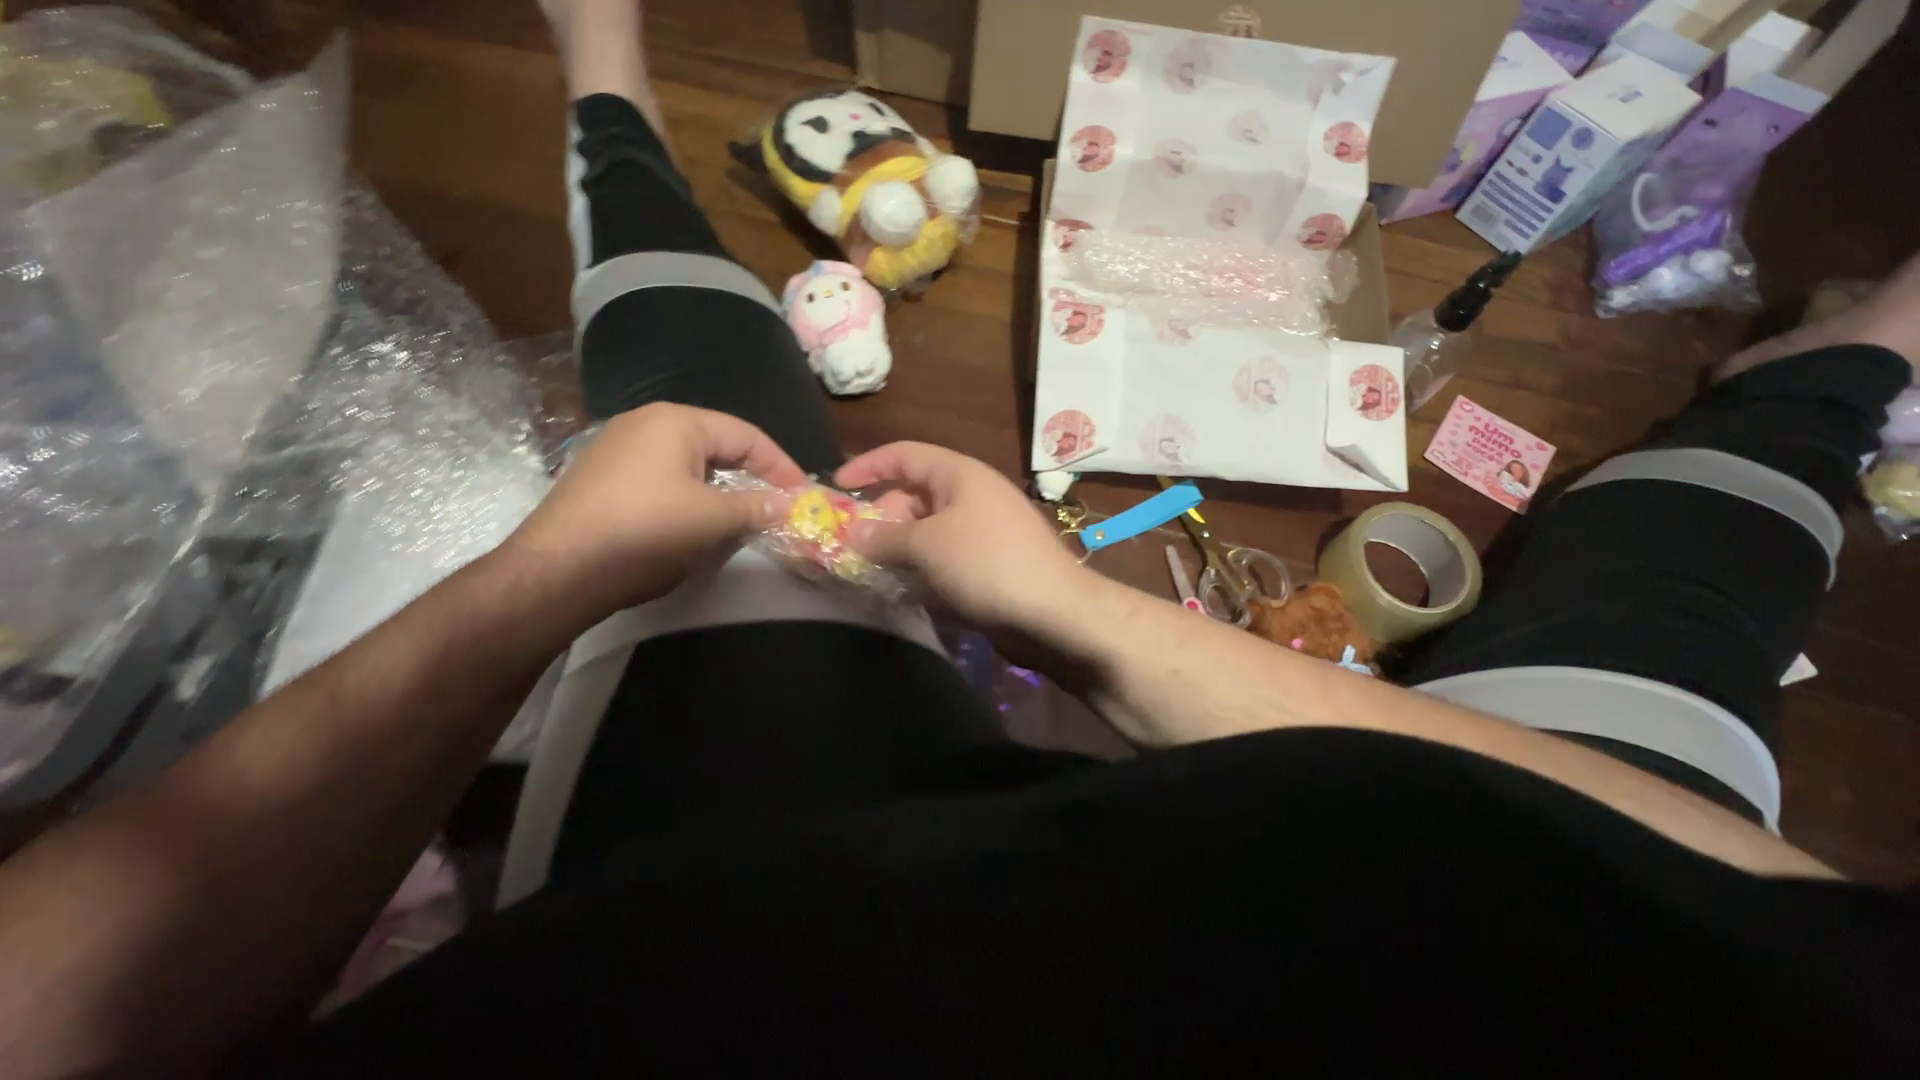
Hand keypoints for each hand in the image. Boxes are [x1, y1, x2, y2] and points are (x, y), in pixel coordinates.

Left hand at [503, 403, 804, 618]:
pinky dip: (689, 498)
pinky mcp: (602, 479)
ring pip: (689, 464)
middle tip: (778, 505)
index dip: (781, 466)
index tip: (804, 496)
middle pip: (717, 445)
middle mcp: (645, 424)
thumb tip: (789, 505)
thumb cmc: (644, 533)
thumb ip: (756, 508)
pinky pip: (662, 480)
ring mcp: (618, 450)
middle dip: (751, 476)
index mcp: (676, 421)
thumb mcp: (711, 520)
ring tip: (742, 518)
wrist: (558, 570)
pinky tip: (694, 525)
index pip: (746, 435)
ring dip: (721, 490)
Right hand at [835, 442, 1096, 634]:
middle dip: (878, 520)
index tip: (835, 487)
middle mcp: (970, 498)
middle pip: (912, 497)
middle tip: (849, 550)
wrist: (1055, 614)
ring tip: (866, 574)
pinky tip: (900, 593)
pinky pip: (941, 562)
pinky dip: (919, 573)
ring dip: (896, 551)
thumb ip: (884, 537)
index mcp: (959, 475)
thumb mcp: (927, 545)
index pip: (905, 455)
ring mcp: (980, 535)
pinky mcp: (986, 569)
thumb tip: (849, 535)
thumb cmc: (988, 564)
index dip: (868, 465)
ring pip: (925, 534)